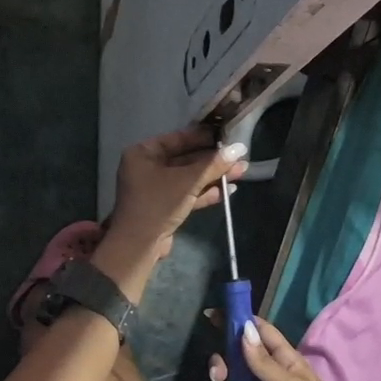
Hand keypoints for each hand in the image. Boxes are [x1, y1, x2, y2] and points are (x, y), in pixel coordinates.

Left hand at [104, 127, 247, 262]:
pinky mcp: (164, 206)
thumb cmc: (158, 203)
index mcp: (143, 153)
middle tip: (240, 156)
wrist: (139, 245)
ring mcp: (156, 188)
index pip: (177, 139)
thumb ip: (212, 164)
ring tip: (241, 171)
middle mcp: (147, 167)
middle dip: (213, 160)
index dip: (203, 137)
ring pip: (189, 178)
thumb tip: (238, 149)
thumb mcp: (187, 181)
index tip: (226, 135)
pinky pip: (187, 194)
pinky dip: (205, 192)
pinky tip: (228, 190)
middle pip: (185, 159)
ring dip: (213, 176)